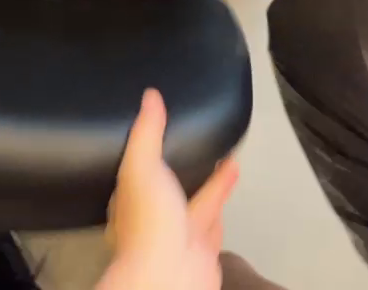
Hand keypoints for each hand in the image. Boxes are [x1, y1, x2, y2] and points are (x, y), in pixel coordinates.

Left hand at [97, 89, 240, 289]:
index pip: (140, 167)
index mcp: (132, 198)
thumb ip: (147, 132)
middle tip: (204, 139)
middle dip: (187, 163)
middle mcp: (154, 216)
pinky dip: (223, 198)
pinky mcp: (204, 248)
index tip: (162, 125)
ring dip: (212, 179)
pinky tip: (234, 179)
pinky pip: (215, 219)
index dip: (150, 148)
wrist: (172, 276)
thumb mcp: (141, 166)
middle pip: (171, 184)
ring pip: (197, 201)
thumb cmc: (149, 222)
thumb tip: (150, 95)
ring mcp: (179, 234)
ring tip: (229, 154)